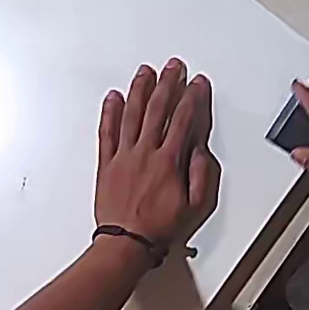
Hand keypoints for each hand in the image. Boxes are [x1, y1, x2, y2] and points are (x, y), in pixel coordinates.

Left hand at [96, 59, 219, 254]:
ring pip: (132, 113)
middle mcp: (145, 153)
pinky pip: (107, 131)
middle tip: (174, 67)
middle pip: (157, 109)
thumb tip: (200, 150)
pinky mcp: (107, 163)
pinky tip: (113, 97)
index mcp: (168, 162)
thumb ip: (201, 175)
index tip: (197, 84)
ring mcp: (123, 156)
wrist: (126, 242)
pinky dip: (110, 112)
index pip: (183, 120)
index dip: (192, 98)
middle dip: (168, 84)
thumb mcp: (196, 207)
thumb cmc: (158, 227)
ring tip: (146, 72)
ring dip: (140, 89)